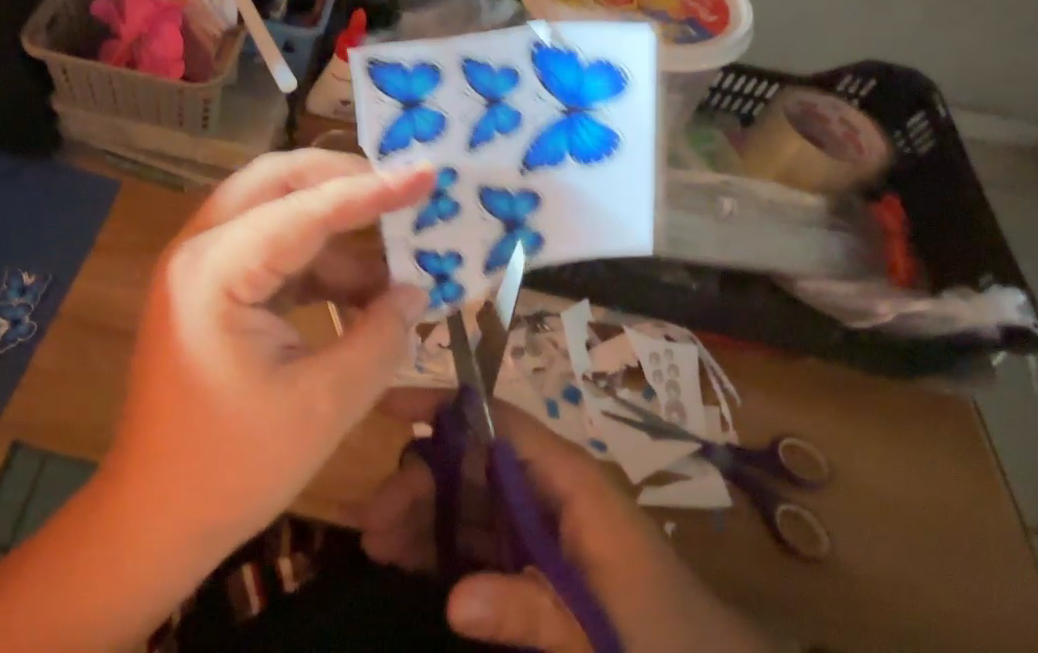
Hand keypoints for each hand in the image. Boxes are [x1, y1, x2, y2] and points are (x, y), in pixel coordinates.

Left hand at [103, 150, 436, 551]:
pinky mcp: (207, 293)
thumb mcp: (325, 404)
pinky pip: (267, 252)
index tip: (427, 172)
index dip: (371, 190)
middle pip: (274, 184)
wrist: (157, 515)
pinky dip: (315, 259)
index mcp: (214, 271)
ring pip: (271, 213)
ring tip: (398, 245)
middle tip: (403, 190)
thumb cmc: (235, 466)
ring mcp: (197, 270)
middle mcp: (197, 252)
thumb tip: (415, 291)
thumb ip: (380, 337)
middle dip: (341, 181)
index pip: (303, 209)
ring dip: (332, 224)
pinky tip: (364, 285)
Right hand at [358, 390, 768, 652]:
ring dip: (421, 517)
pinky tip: (406, 561)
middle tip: (368, 522)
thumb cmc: (669, 638)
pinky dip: (442, 546)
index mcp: (570, 482)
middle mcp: (550, 489)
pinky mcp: (539, 558)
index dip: (440, 408)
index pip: (496, 424)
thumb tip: (451, 601)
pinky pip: (481, 538)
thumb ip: (530, 611)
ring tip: (374, 544)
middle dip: (417, 483)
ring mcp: (543, 524)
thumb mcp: (599, 629)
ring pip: (468, 500)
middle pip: (470, 464)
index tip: (384, 407)